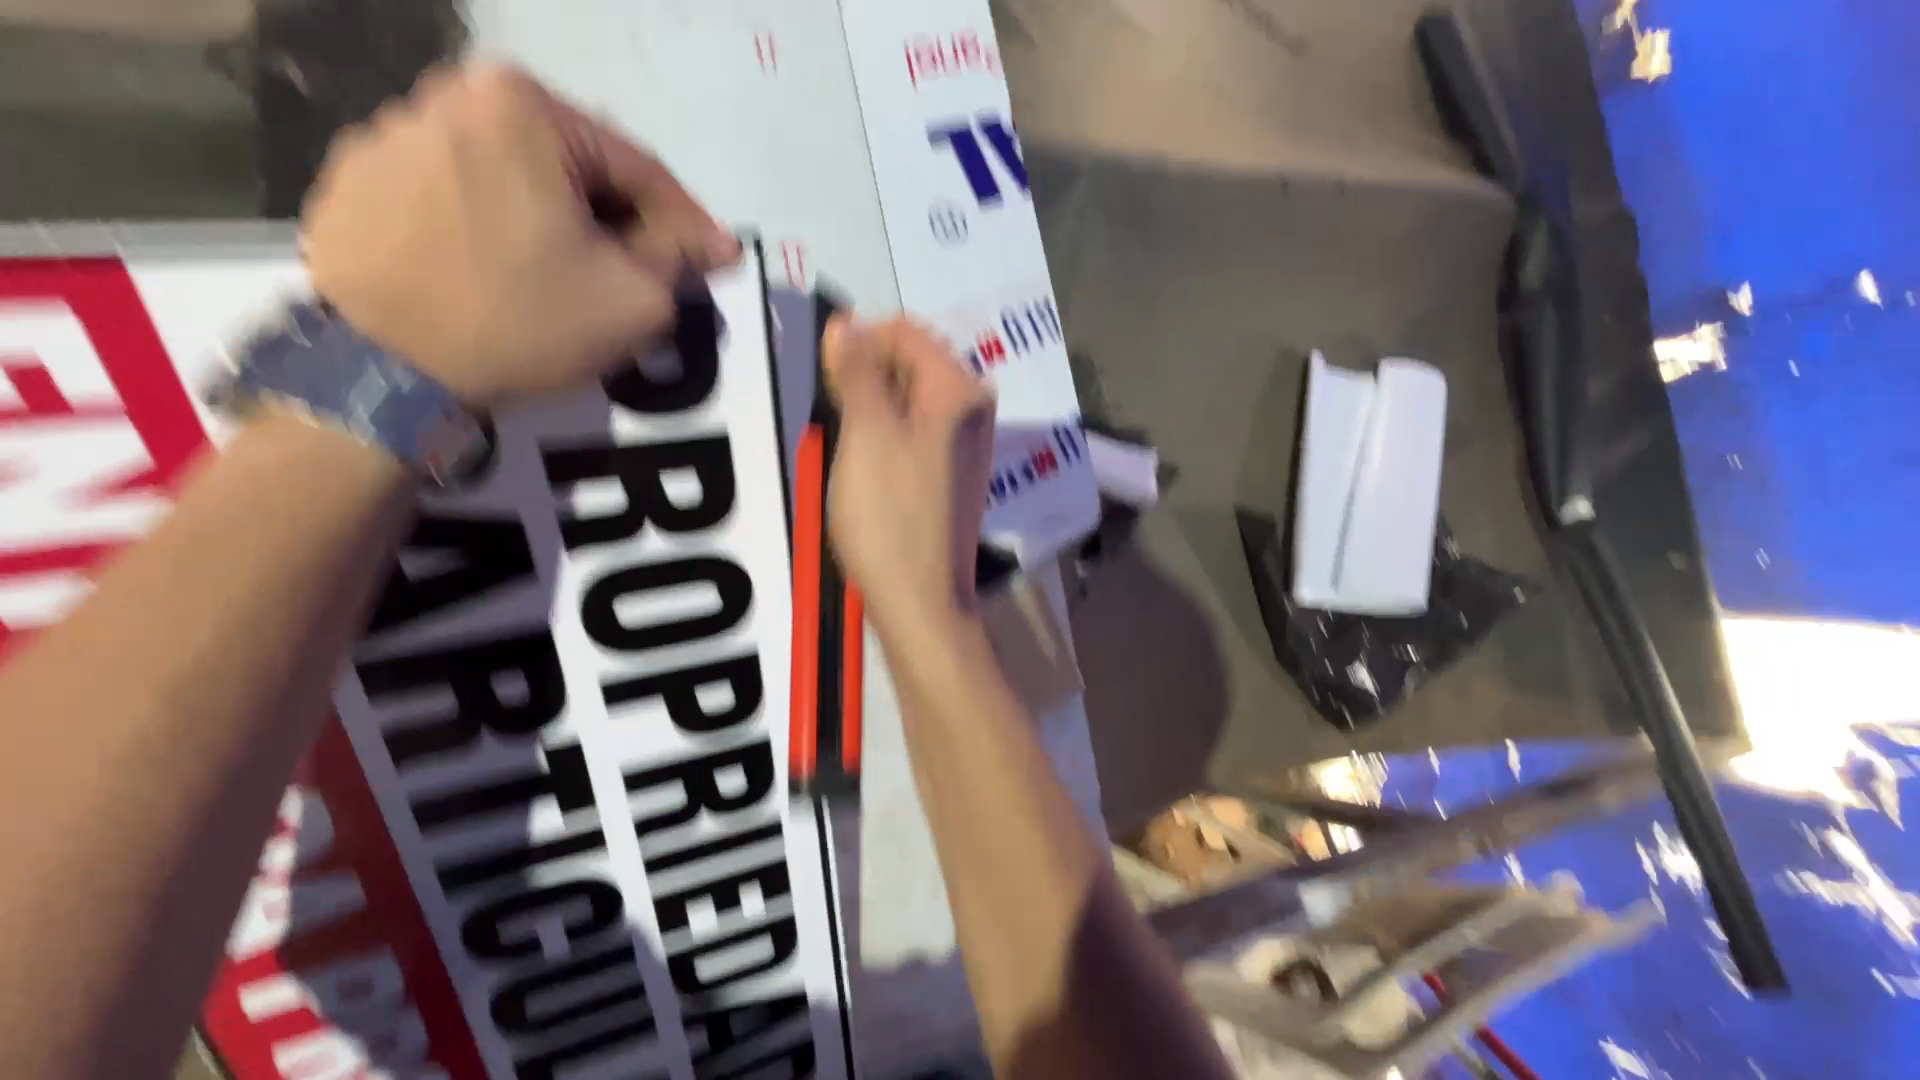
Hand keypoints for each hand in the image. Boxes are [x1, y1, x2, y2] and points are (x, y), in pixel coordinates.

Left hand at [301, 64, 738, 408]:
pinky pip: (452, 200)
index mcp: (522, 107)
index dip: (687, 222)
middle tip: (645, 272)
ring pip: (510, 181)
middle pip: (571, 168)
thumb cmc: (521, 321)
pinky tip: (503, 277)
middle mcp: (449, 97)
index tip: (715, 259)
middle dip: (617, 221)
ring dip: (552, 223)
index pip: (637, 168)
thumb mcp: (633, 300)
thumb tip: (717, 246)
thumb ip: (682, 261)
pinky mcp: (353, 182)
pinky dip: (490, 231)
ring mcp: (388, 136)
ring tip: (569, 279)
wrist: (381, 373)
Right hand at [823, 317, 995, 634]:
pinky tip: (865, 463)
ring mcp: (967, 443)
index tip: (825, 376)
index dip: (860, 339)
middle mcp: (973, 408)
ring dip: (872, 406)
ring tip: (845, 442)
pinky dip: (888, 433)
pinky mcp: (954, 473)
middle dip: (866, 374)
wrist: (922, 600)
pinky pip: (918, 431)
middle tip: (833, 414)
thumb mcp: (864, 434)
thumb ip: (856, 371)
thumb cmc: (888, 514)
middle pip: (912, 361)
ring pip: (911, 398)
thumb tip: (846, 322)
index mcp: (957, 389)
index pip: (906, 330)